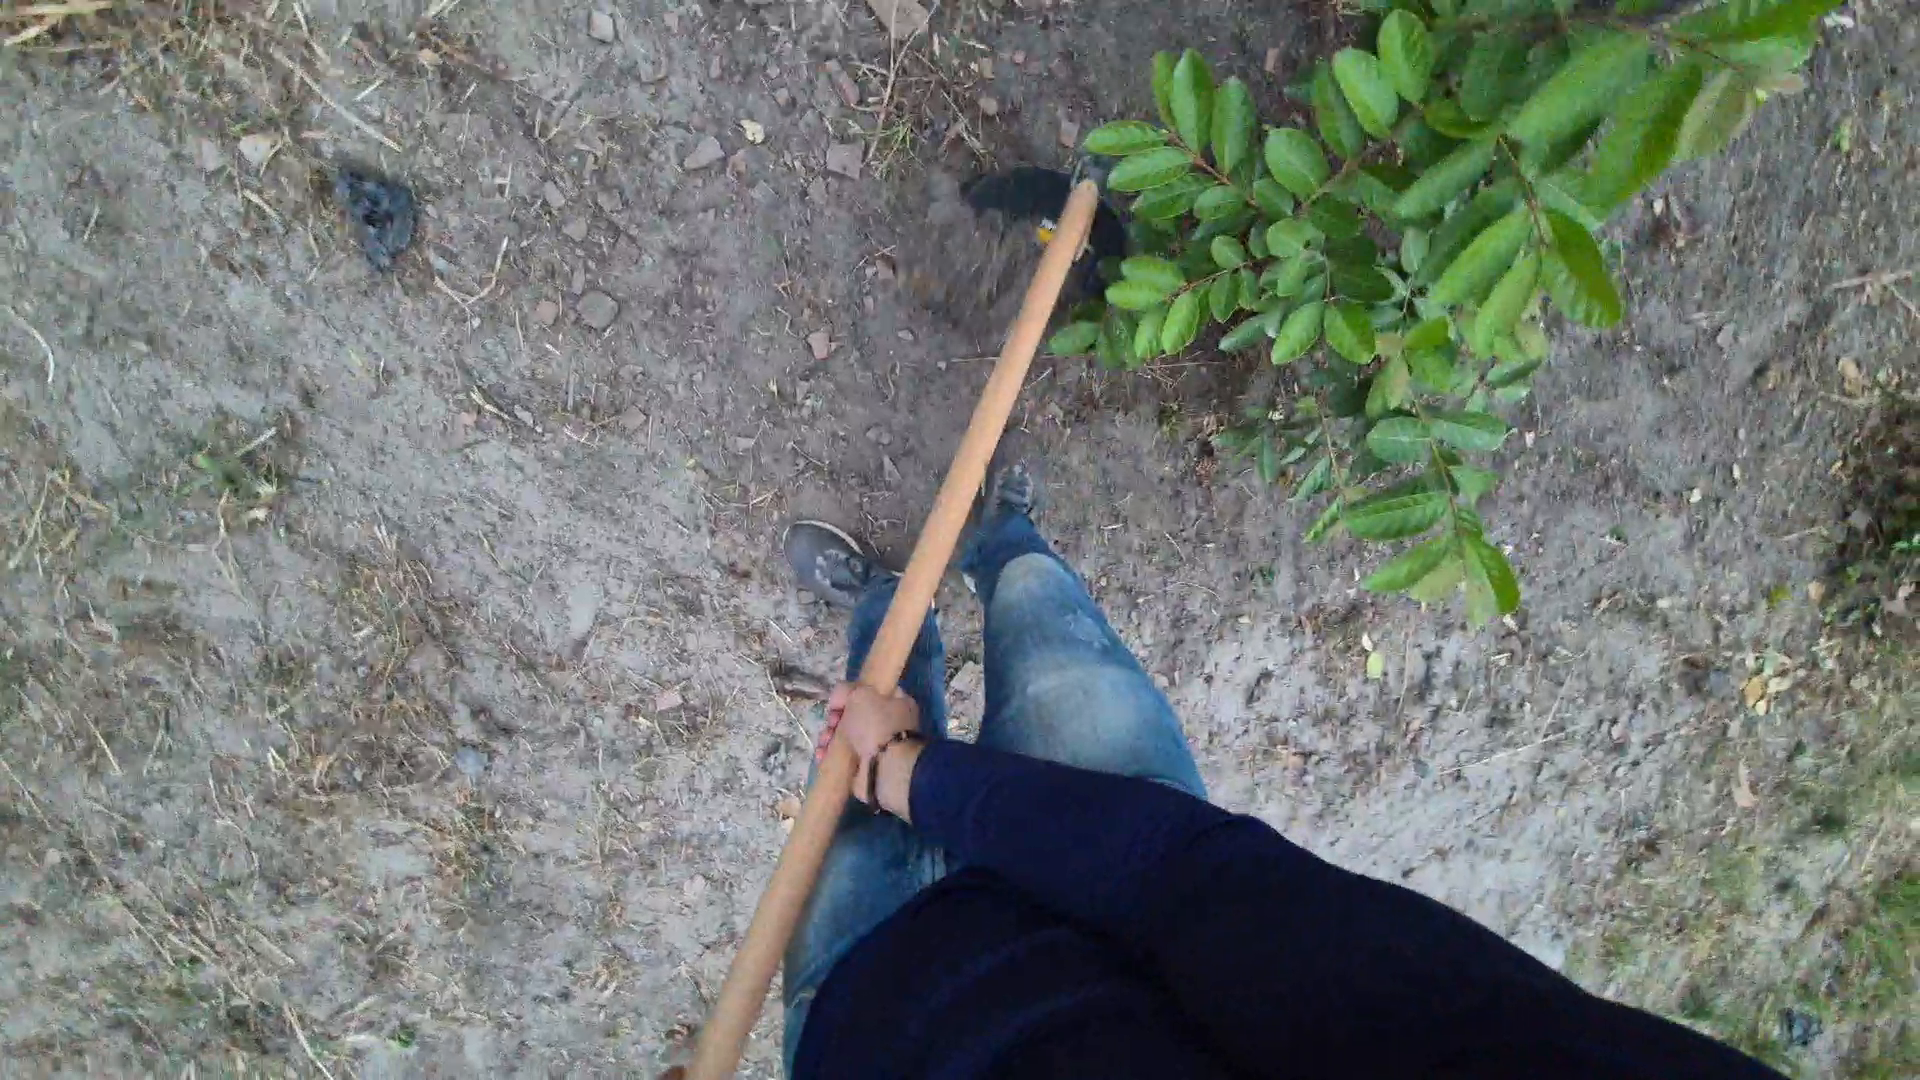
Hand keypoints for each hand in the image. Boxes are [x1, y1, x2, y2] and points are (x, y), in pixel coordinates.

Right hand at [816, 682, 921, 817]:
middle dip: (835, 718)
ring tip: (824, 743)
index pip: (872, 691)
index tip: (837, 702)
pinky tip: (822, 755)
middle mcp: (890, 723)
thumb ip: (848, 690)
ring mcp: (878, 746)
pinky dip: (830, 754)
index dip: (851, 693)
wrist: (884, 769)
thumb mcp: (861, 694)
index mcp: (898, 702)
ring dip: (829, 737)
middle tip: (831, 723)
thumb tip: (840, 699)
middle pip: (855, 714)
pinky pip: (843, 755)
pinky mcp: (865, 765)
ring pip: (846, 735)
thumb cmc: (876, 725)